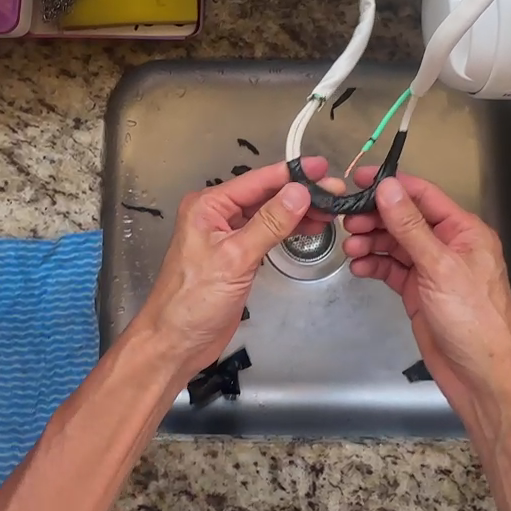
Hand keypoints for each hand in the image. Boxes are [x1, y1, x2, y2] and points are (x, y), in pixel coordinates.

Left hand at [131, 157, 331, 381]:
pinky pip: (266, 233)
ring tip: (330, 210)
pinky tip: (309, 227)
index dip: (291, 173)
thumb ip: (269, 223)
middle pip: (265, 195)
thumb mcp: (236, 258)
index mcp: (209, 205)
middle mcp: (217, 214)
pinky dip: (288, 230)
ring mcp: (227, 235)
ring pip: (268, 214)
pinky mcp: (236, 256)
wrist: (175, 344)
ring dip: (298, 212)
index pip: (257, 181)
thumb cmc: (194, 301)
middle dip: (300, 193)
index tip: (322, 167)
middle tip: (335, 192)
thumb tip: (299, 192)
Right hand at [341, 169, 510, 422]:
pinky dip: (374, 265)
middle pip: (404, 218)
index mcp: (463, 231)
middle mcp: (448, 245)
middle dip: (375, 217)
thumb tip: (388, 188)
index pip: (422, 195)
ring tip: (351, 247)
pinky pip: (391, 268)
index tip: (359, 179)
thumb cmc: (476, 323)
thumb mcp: (439, 267)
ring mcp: (432, 269)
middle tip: (348, 221)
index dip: (391, 185)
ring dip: (371, 242)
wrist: (485, 381)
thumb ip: (409, 227)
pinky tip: (359, 267)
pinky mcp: (419, 291)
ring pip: (395, 243)